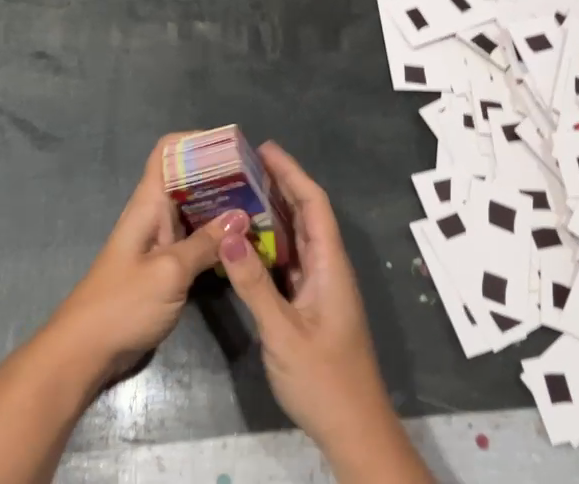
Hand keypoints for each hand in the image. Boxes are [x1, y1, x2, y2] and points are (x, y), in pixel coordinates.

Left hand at [43, 134, 251, 381]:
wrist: (86, 352)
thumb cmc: (122, 304)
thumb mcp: (169, 272)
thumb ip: (205, 244)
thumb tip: (241, 217)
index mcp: (148, 204)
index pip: (168, 151)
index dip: (198, 141)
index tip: (234, 147)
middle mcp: (155, 216)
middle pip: (188, 180)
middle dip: (222, 175)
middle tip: (262, 182)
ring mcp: (161, 243)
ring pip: (195, 212)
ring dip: (224, 208)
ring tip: (263, 208)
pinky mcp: (166, 269)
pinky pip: (196, 242)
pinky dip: (218, 239)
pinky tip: (246, 246)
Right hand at [217, 143, 393, 451]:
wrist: (352, 428)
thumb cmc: (323, 379)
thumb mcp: (282, 331)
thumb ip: (253, 283)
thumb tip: (226, 233)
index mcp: (331, 266)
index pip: (314, 205)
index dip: (291, 173)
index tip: (263, 149)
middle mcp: (328, 269)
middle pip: (306, 215)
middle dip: (279, 185)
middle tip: (241, 165)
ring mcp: (320, 288)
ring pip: (296, 239)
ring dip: (271, 214)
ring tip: (236, 191)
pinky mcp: (309, 305)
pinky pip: (288, 263)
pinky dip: (267, 246)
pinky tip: (243, 241)